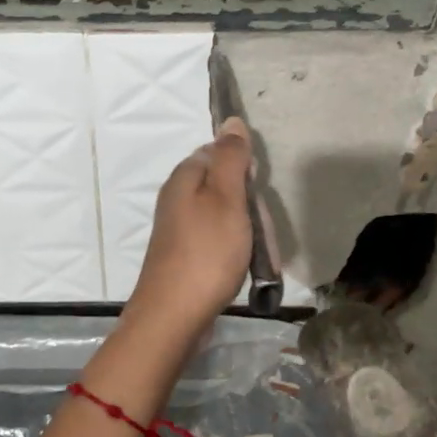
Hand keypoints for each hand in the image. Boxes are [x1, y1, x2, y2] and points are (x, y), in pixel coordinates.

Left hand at [120, 117, 255, 348]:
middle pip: (222, 185)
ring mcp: (178, 227)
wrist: (174, 315)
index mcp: (184, 177)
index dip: (244, 168)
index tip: (260, 192)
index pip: (218, 153)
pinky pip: (216, 239)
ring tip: (259, 253)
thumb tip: (231, 120)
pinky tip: (242, 265)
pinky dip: (234, 249)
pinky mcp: (183, 254)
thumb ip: (230, 158)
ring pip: (222, 215)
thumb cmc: (206, 252)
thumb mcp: (226, 198)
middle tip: (262, 230)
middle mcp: (176, 197)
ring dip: (246, 230)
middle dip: (249, 205)